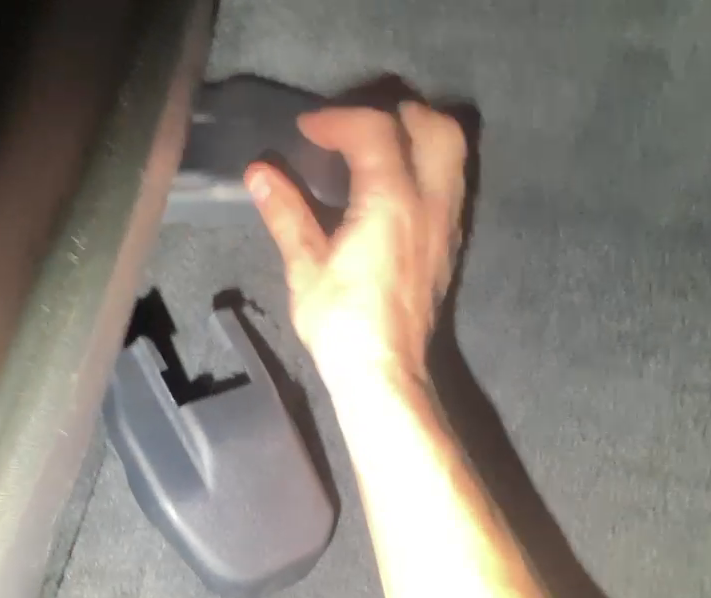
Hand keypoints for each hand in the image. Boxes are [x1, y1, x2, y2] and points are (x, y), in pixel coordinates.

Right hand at [247, 102, 466, 398]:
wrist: (383, 370)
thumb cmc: (341, 324)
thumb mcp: (305, 268)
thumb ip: (286, 214)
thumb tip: (258, 173)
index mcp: (390, 201)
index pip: (373, 131)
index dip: (337, 120)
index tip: (307, 130)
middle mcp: (429, 202)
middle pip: (433, 127)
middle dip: (395, 114)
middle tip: (357, 126)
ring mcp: (446, 223)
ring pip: (452, 152)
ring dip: (420, 135)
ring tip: (381, 146)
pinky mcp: (448, 245)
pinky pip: (451, 183)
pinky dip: (428, 166)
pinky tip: (398, 186)